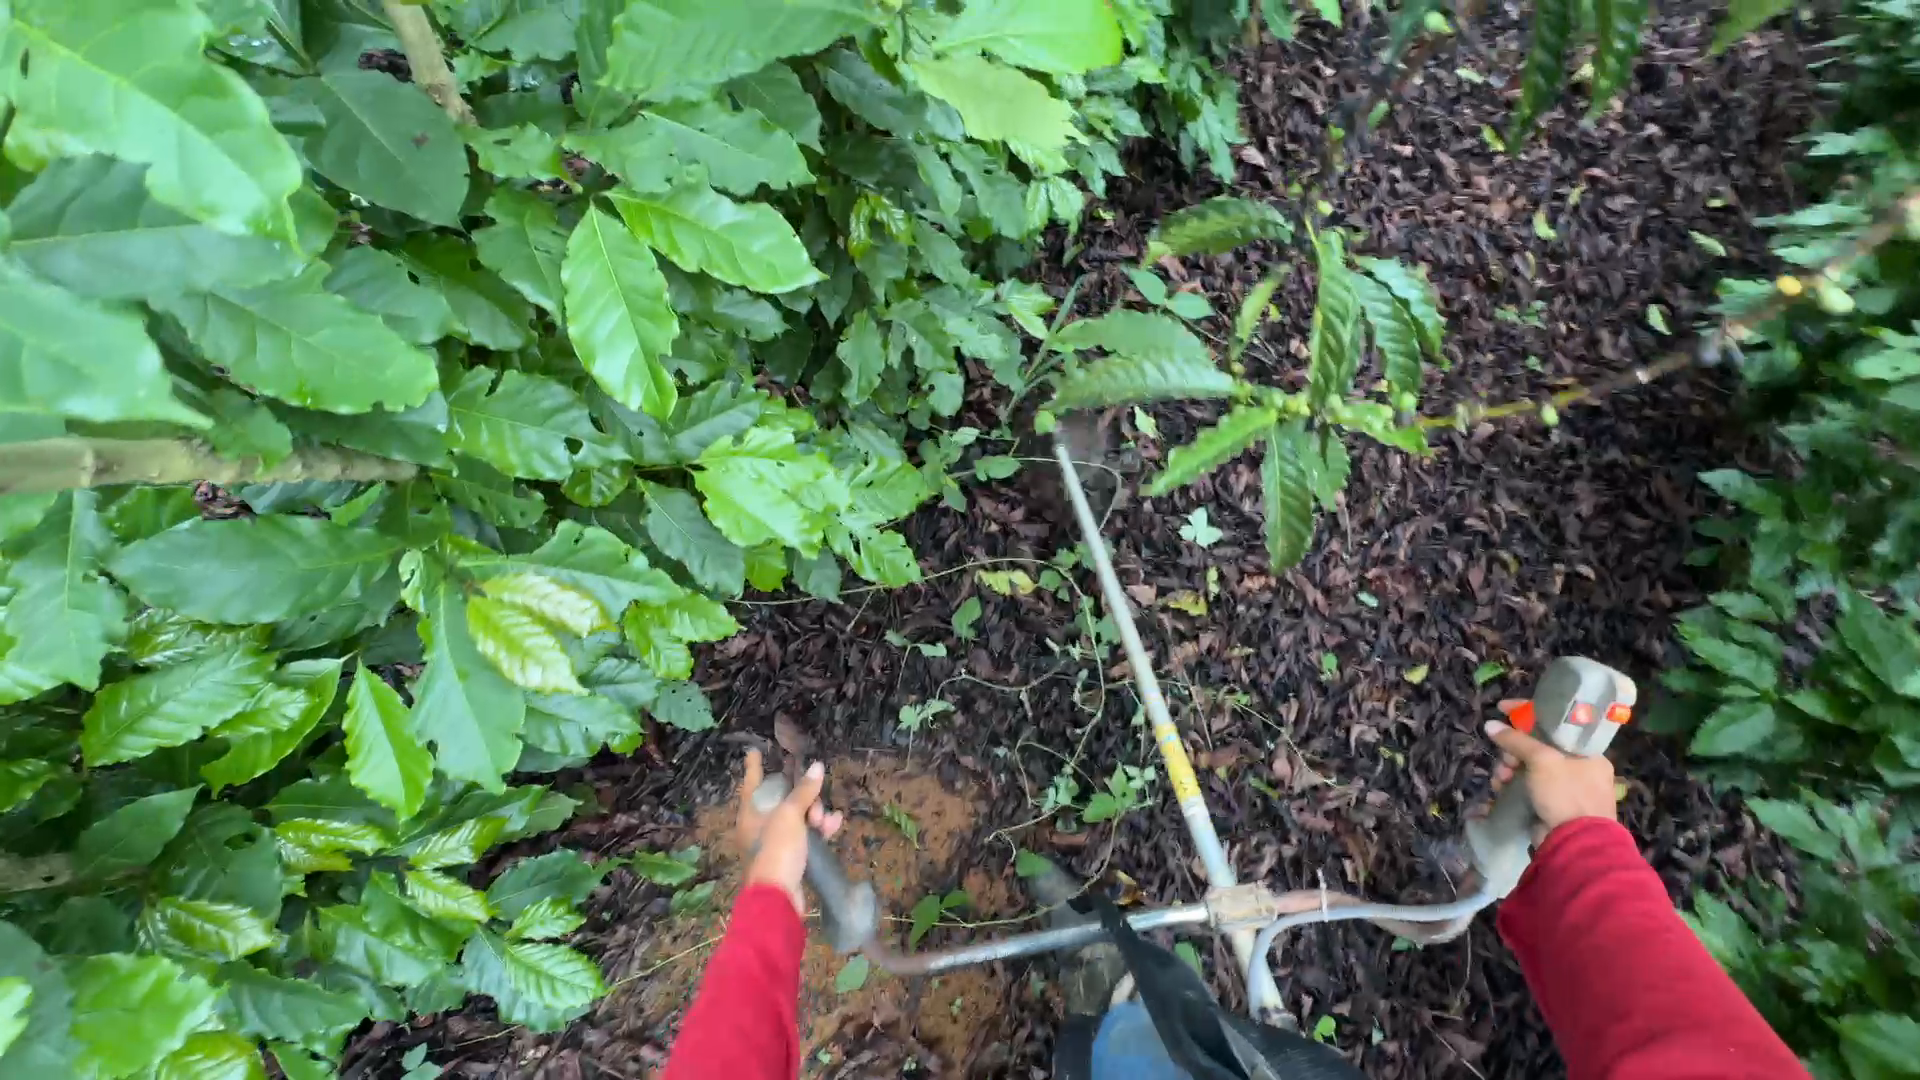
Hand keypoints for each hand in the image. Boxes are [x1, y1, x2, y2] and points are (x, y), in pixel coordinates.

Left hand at [737, 750, 842, 913]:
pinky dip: (819, 829)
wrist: (778, 898)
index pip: (752, 782)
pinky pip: (807, 835)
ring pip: (798, 816)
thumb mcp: (790, 816)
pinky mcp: (790, 857)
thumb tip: (817, 766)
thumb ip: (804, 791)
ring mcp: (775, 842)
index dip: (754, 766)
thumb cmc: (776, 850)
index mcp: (750, 813)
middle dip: (805, 797)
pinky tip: (834, 824)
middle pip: (783, 798)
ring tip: (826, 821)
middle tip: (815, 806)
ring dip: (816, 814)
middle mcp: (759, 825)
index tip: (754, 750)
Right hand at [1486, 701, 1616, 843]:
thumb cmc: (1566, 794)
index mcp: (1587, 754)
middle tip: (1505, 758)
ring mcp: (1565, 788)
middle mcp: (1579, 769)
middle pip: (1536, 746)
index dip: (1527, 713)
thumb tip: (1490, 725)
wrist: (1577, 843)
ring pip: (1527, 766)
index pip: (1555, 724)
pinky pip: (1525, 784)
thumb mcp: (1542, 760)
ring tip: (1501, 778)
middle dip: (1513, 749)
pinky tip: (1501, 788)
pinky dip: (1511, 783)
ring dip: (1508, 768)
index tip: (1501, 708)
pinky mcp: (1550, 804)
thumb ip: (1516, 740)